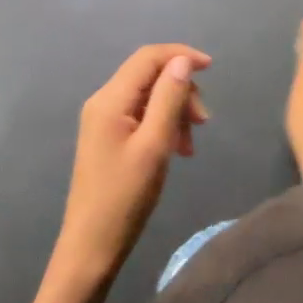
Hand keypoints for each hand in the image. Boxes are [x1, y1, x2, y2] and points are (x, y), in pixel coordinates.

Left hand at [54, 44, 211, 274]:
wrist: (91, 248)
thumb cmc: (124, 197)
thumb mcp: (154, 146)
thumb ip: (168, 98)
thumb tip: (182, 61)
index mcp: (110, 99)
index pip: (147, 57)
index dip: (180, 55)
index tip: (211, 68)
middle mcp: (103, 101)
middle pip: (149, 75)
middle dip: (180, 90)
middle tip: (203, 122)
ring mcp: (103, 120)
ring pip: (147, 96)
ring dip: (174, 110)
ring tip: (190, 145)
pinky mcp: (107, 138)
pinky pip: (140, 115)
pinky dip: (163, 124)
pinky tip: (176, 149)